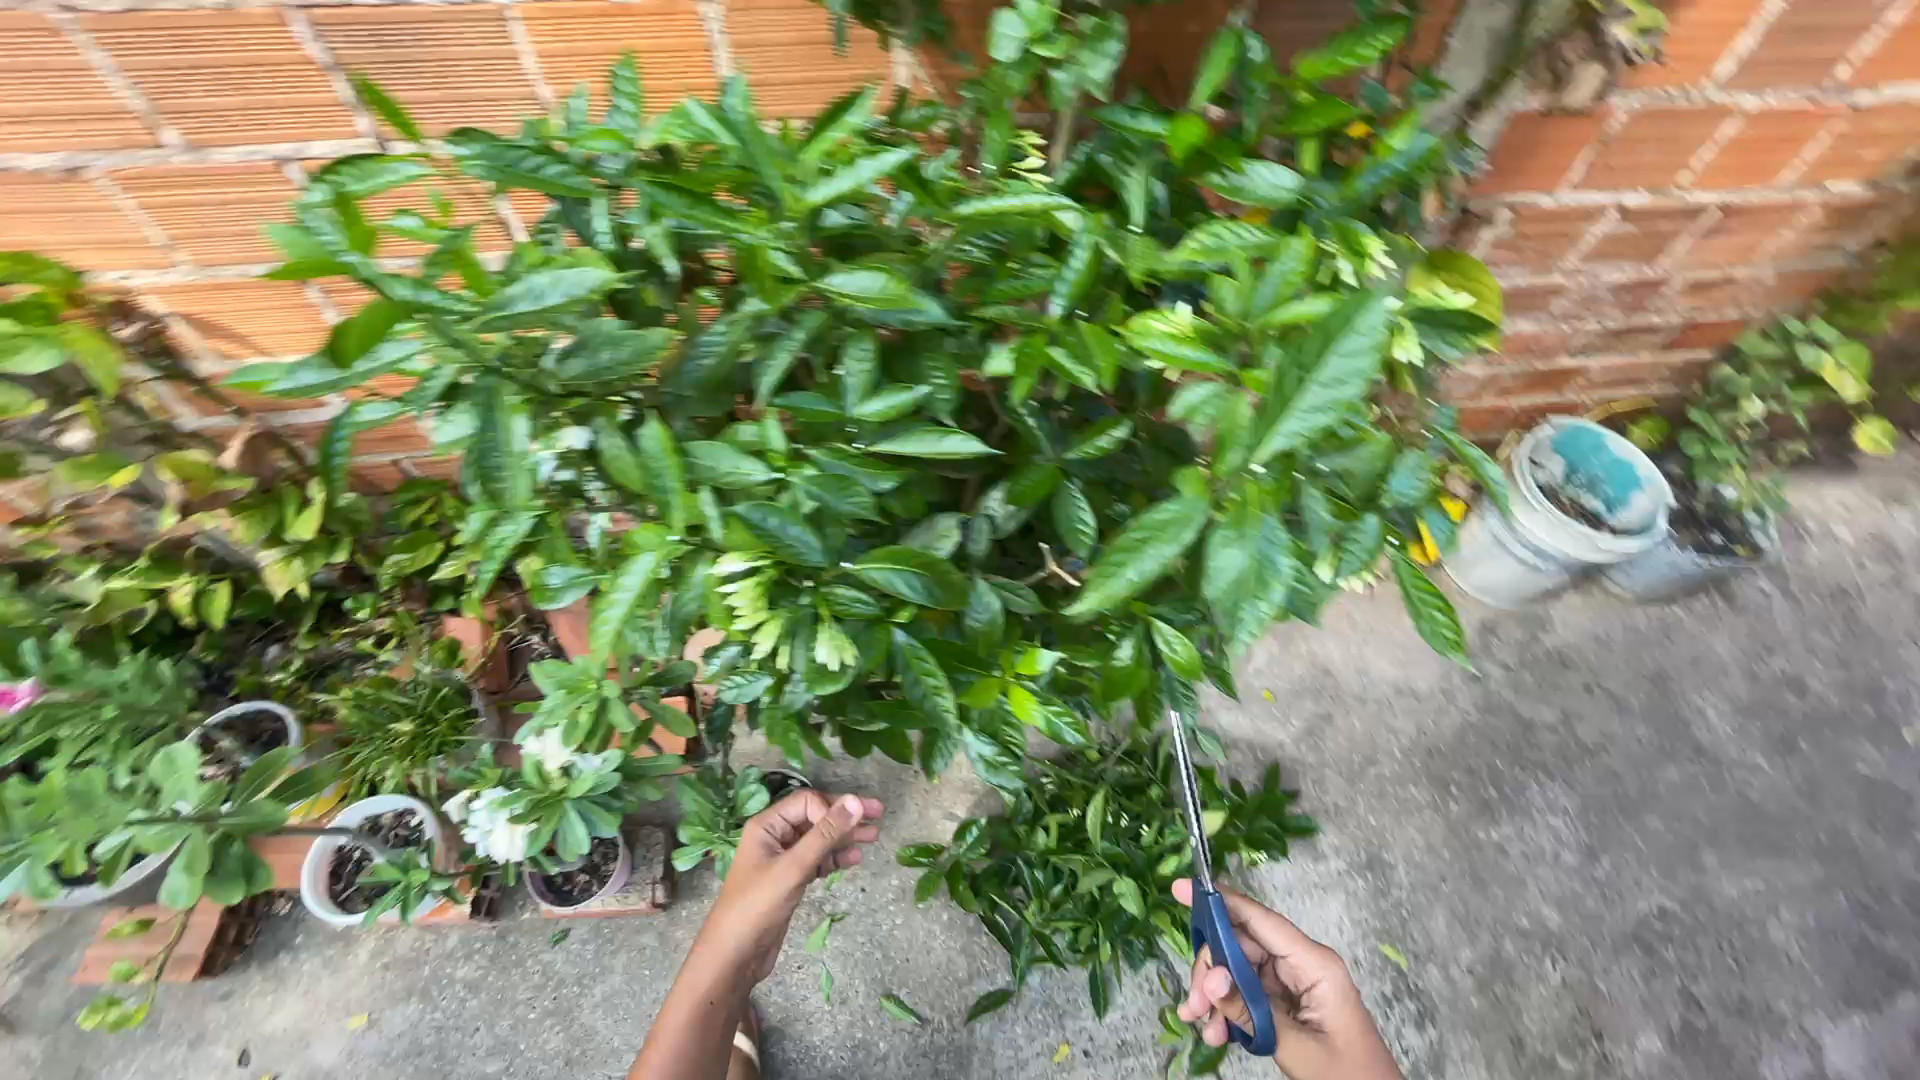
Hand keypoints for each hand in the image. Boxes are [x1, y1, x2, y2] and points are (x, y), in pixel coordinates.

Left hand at [694, 790, 883, 982]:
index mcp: (767, 825)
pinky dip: (835, 858)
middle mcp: (774, 836)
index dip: (830, 809)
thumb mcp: (794, 867)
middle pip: (815, 816)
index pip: (807, 802)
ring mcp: (782, 859)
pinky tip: (854, 859)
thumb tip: (855, 801)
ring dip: (844, 837)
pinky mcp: (790, 880)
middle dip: (845, 816)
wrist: (734, 957)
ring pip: (819, 839)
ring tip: (874, 837)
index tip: (849, 827)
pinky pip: (817, 860)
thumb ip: (825, 834)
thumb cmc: (757, 906)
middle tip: (879, 813)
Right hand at [1172, 879, 1402, 1079]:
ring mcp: (1292, 983)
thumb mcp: (1296, 1048)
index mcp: (1313, 963)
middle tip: (1192, 1003)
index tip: (1180, 887)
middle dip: (1211, 970)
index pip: (1259, 920)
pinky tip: (1213, 1033)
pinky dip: (1227, 1010)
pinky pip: (1246, 994)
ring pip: (1237, 970)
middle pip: (1240, 946)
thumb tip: (1210, 979)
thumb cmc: (1348, 1077)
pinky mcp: (1285, 1003)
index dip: (1219, 901)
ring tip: (1198, 1023)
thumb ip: (1250, 1011)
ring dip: (1214, 995)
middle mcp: (1300, 964)